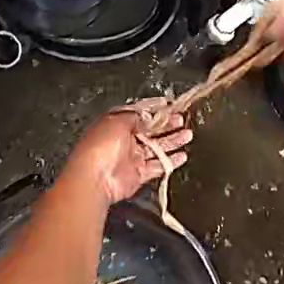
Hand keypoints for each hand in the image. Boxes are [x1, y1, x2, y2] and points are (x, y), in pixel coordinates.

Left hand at [63, 105, 192, 203]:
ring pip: (156, 147)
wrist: (95, 178)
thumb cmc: (101, 146)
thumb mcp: (119, 121)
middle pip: (150, 130)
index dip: (154, 109)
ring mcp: (131, 157)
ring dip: (172, 141)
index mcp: (117, 123)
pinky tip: (182, 156)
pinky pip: (157, 166)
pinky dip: (170, 161)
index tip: (169, 105)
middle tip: (181, 119)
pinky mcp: (138, 174)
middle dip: (166, 124)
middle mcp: (124, 139)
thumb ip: (136, 116)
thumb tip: (148, 114)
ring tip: (188, 135)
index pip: (139, 113)